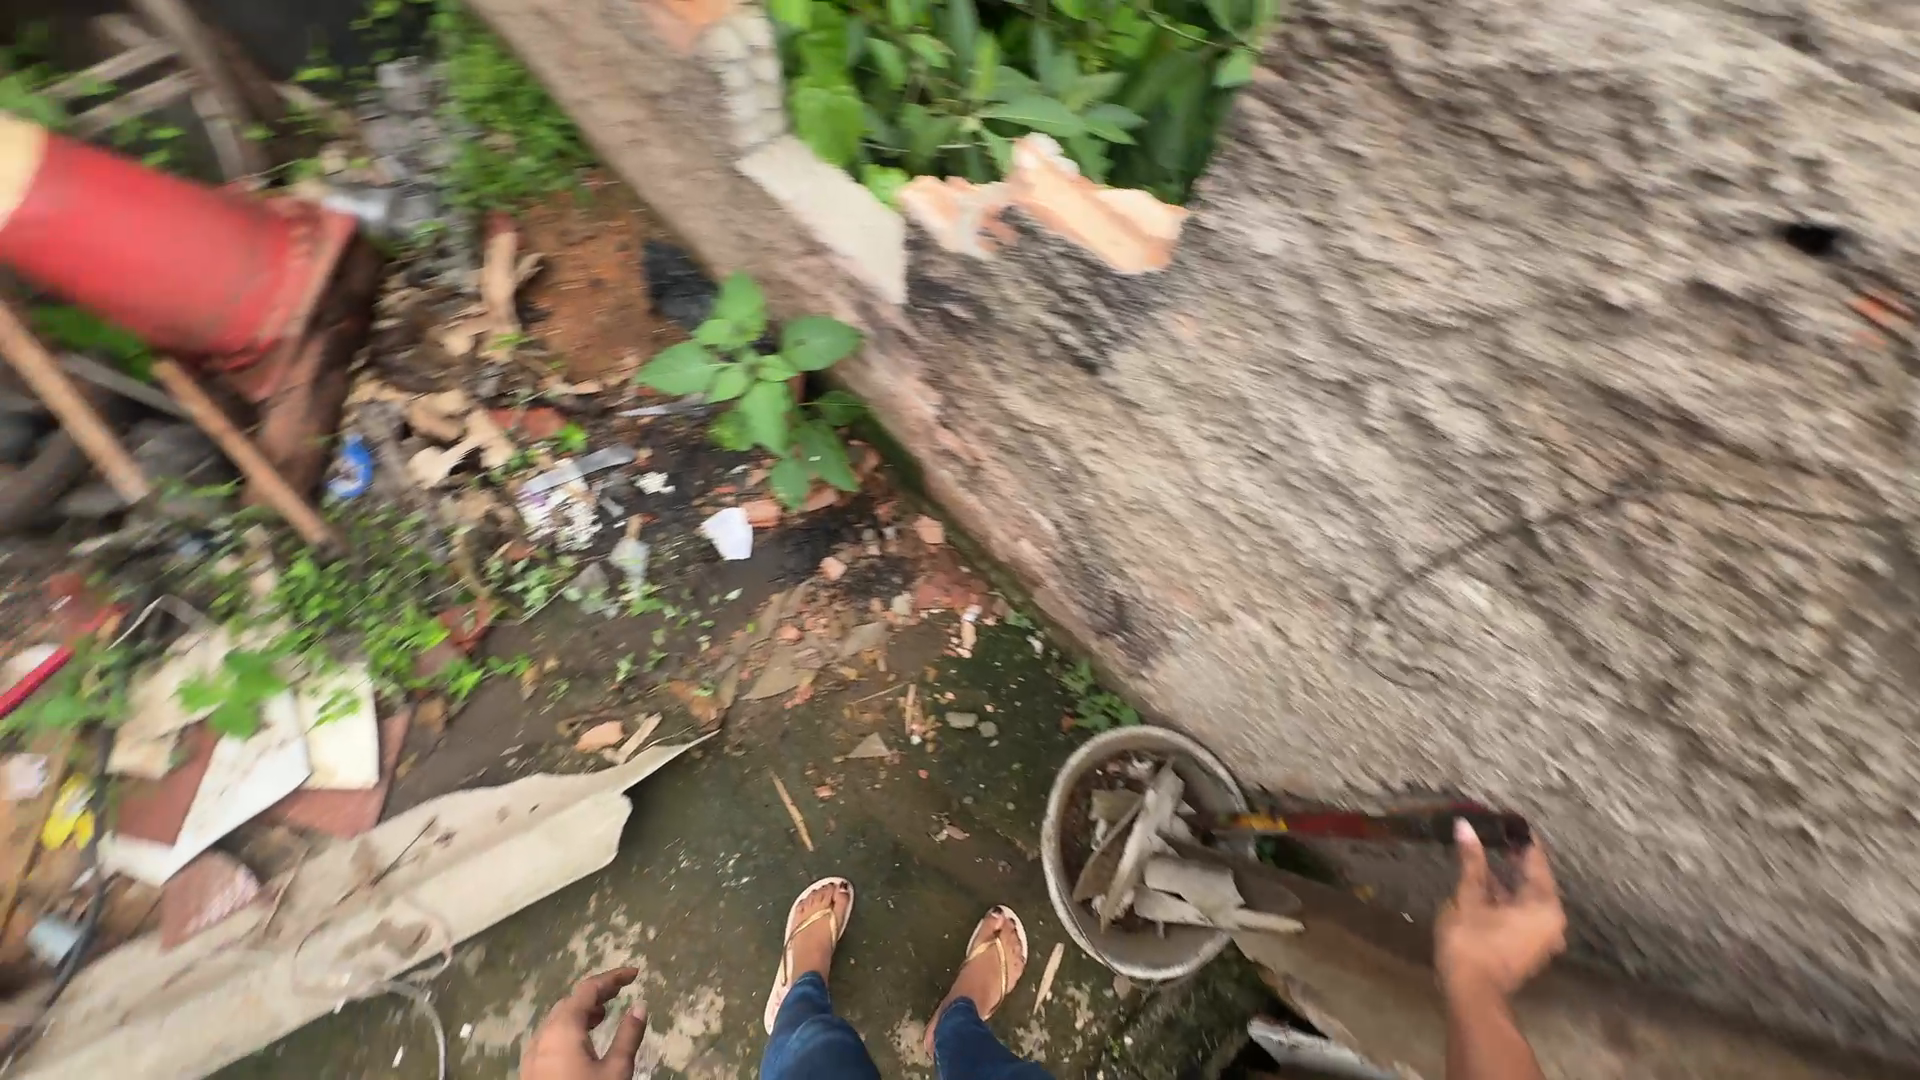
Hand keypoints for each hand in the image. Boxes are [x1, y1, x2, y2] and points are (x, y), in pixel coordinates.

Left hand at [520, 968, 649, 1079]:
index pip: (588, 989)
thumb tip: (640, 1006)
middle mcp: (543, 1037)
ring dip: (581, 1012)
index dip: (613, 978)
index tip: (635, 975)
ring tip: (604, 1016)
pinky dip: (569, 1029)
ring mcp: (531, 1057)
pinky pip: (549, 1038)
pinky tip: (582, 1043)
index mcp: (563, 1029)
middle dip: (596, 994)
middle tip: (621, 993)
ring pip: (557, 1021)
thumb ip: (629, 1035)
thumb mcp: (616, 1070)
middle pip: (570, 1002)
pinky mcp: (529, 1074)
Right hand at [1435, 818, 1565, 1000]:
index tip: (1509, 818)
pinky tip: (1482, 881)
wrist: (1472, 989)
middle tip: (1492, 830)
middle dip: (1511, 856)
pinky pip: (1519, 910)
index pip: (1536, 861)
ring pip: (1524, 896)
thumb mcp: (1469, 896)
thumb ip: (1472, 861)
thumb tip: (1467, 826)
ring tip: (1482, 851)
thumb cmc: (1473, 939)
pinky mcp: (1526, 944)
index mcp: (1544, 906)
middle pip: (1532, 879)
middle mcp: (1551, 920)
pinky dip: (1504, 894)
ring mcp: (1540, 935)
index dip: (1522, 839)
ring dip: (1504, 876)